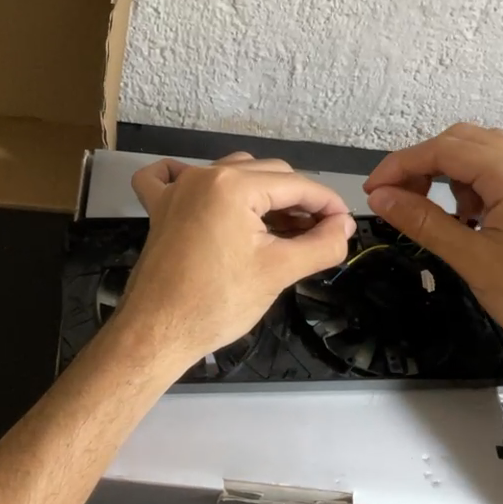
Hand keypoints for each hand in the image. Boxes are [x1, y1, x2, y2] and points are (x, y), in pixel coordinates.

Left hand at [119, 153, 355, 368]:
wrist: (157, 331)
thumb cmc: (217, 302)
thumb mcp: (279, 272)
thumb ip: (321, 244)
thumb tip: (343, 227)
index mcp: (234, 186)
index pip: (297, 185)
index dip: (328, 204)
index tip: (344, 227)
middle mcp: (204, 176)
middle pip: (268, 174)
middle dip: (298, 200)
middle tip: (318, 234)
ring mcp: (177, 190)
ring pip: (232, 172)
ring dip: (260, 192)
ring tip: (281, 226)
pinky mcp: (160, 208)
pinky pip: (170, 177)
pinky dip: (191, 179)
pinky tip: (207, 194)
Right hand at [363, 124, 502, 375]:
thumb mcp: (475, 262)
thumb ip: (424, 222)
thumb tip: (380, 197)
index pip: (443, 149)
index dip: (400, 166)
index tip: (372, 193)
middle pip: (465, 141)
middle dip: (424, 165)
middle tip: (398, 201)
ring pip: (489, 154)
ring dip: (453, 175)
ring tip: (441, 218)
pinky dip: (481, 186)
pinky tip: (477, 222)